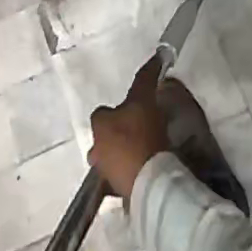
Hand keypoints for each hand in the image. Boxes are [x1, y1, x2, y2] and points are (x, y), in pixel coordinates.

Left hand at [88, 55, 170, 199]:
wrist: (150, 180)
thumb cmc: (142, 134)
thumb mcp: (144, 99)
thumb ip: (146, 78)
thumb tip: (155, 56)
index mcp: (99, 126)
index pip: (103, 113)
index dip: (118, 111)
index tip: (135, 111)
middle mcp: (95, 151)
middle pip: (104, 139)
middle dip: (117, 136)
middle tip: (140, 133)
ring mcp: (105, 175)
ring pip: (112, 160)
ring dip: (124, 156)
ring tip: (147, 153)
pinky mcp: (117, 194)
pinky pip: (123, 179)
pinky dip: (132, 174)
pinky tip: (148, 171)